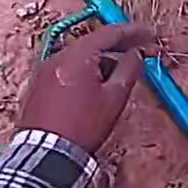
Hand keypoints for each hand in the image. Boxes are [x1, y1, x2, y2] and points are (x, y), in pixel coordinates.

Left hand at [17, 22, 155, 151]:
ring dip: (101, 61)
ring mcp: (44, 70)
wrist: (46, 155)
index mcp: (78, 56)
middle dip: (117, 46)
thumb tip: (136, 54)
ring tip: (118, 76)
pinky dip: (84, 71)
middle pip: (93, 43)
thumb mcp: (114, 98)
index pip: (109, 34)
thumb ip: (129, 70)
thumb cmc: (83, 126)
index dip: (133, 32)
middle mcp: (57, 57)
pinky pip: (67, 69)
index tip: (149, 34)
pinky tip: (95, 86)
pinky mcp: (38, 85)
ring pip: (79, 57)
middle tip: (138, 51)